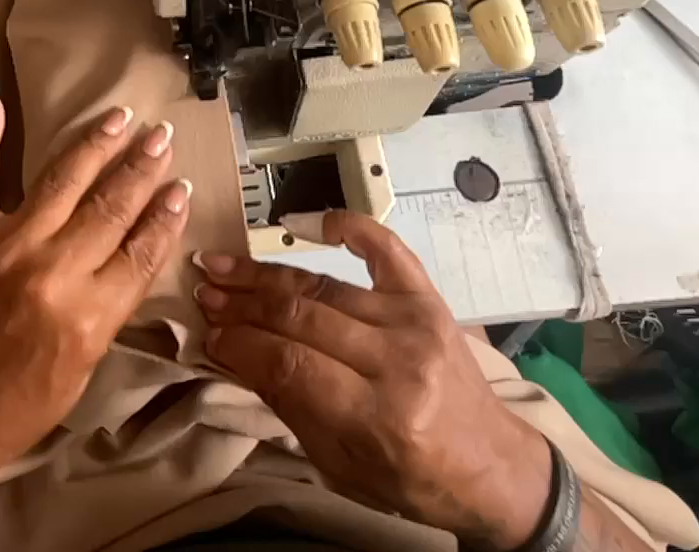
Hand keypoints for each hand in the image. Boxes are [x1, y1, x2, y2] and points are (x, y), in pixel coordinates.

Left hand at [0, 83, 193, 518]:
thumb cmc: (14, 410)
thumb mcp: (81, 371)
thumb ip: (107, 310)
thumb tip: (131, 256)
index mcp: (87, 317)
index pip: (141, 252)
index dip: (166, 215)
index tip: (182, 186)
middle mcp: (52, 272)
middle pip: (111, 206)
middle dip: (142, 167)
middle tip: (162, 134)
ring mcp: (5, 246)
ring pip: (62, 180)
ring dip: (95, 143)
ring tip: (120, 117)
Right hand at [196, 210, 552, 550]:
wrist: (493, 466)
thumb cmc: (411, 477)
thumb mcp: (340, 462)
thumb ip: (286, 402)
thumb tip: (230, 349)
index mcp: (380, 417)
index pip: (290, 364)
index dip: (240, 345)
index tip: (208, 334)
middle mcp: (399, 362)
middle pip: (301, 317)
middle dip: (242, 304)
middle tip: (204, 294)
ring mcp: (415, 322)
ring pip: (323, 285)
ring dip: (264, 274)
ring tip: (223, 266)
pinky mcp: (427, 298)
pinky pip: (384, 247)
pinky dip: (343, 226)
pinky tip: (299, 222)